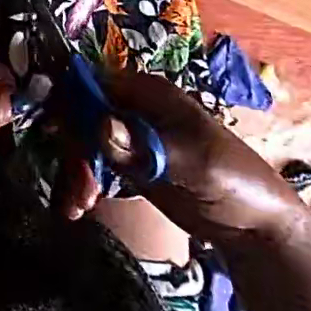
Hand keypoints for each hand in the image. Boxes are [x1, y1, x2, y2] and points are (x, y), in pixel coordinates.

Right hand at [56, 69, 309, 243]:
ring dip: (74, 169)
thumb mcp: (194, 163)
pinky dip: (81, 182)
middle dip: (73, 148)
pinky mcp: (127, 164)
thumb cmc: (234, 181)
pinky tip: (79, 207)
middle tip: (80, 188)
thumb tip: (102, 126)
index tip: (54, 132)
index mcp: (150, 92)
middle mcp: (133, 107)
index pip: (95, 82)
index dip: (70, 100)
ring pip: (82, 140)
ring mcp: (128, 136)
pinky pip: (91, 164)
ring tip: (79, 205)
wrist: (255, 228)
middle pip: (82, 113)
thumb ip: (146, 146)